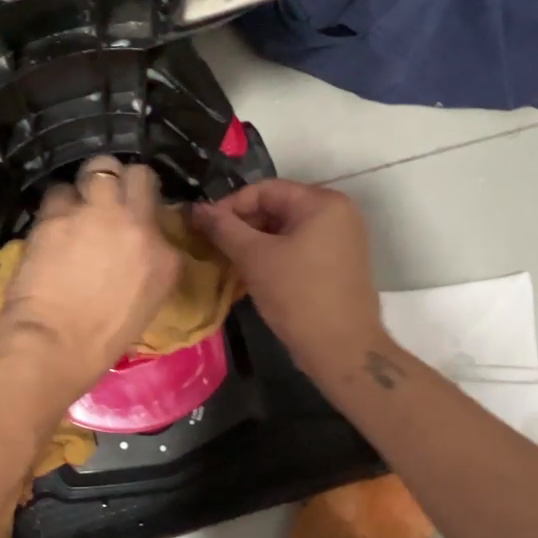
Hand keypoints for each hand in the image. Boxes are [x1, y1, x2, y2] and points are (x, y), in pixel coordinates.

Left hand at [0, 155, 180, 398]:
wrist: (54, 342)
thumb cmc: (101, 339)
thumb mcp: (147, 301)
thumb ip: (151, 261)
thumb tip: (142, 243)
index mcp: (163, 254)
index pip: (162, 208)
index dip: (142, 200)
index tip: (131, 211)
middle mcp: (133, 223)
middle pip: (130, 170)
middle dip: (118, 177)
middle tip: (105, 196)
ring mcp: (92, 214)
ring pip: (93, 171)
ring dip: (85, 188)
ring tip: (74, 209)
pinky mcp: (55, 216)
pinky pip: (58, 193)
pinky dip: (57, 206)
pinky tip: (52, 225)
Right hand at [192, 179, 390, 379]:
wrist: (341, 348)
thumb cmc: (298, 296)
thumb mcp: (254, 258)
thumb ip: (223, 228)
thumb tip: (195, 209)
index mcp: (322, 202)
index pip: (264, 189)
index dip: (229, 206)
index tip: (203, 228)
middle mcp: (337, 213)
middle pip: (276, 207)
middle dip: (241, 225)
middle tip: (213, 246)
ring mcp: (340, 239)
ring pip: (284, 230)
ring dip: (253, 242)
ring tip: (228, 261)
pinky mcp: (337, 263)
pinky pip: (297, 247)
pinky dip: (272, 255)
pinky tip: (250, 274)